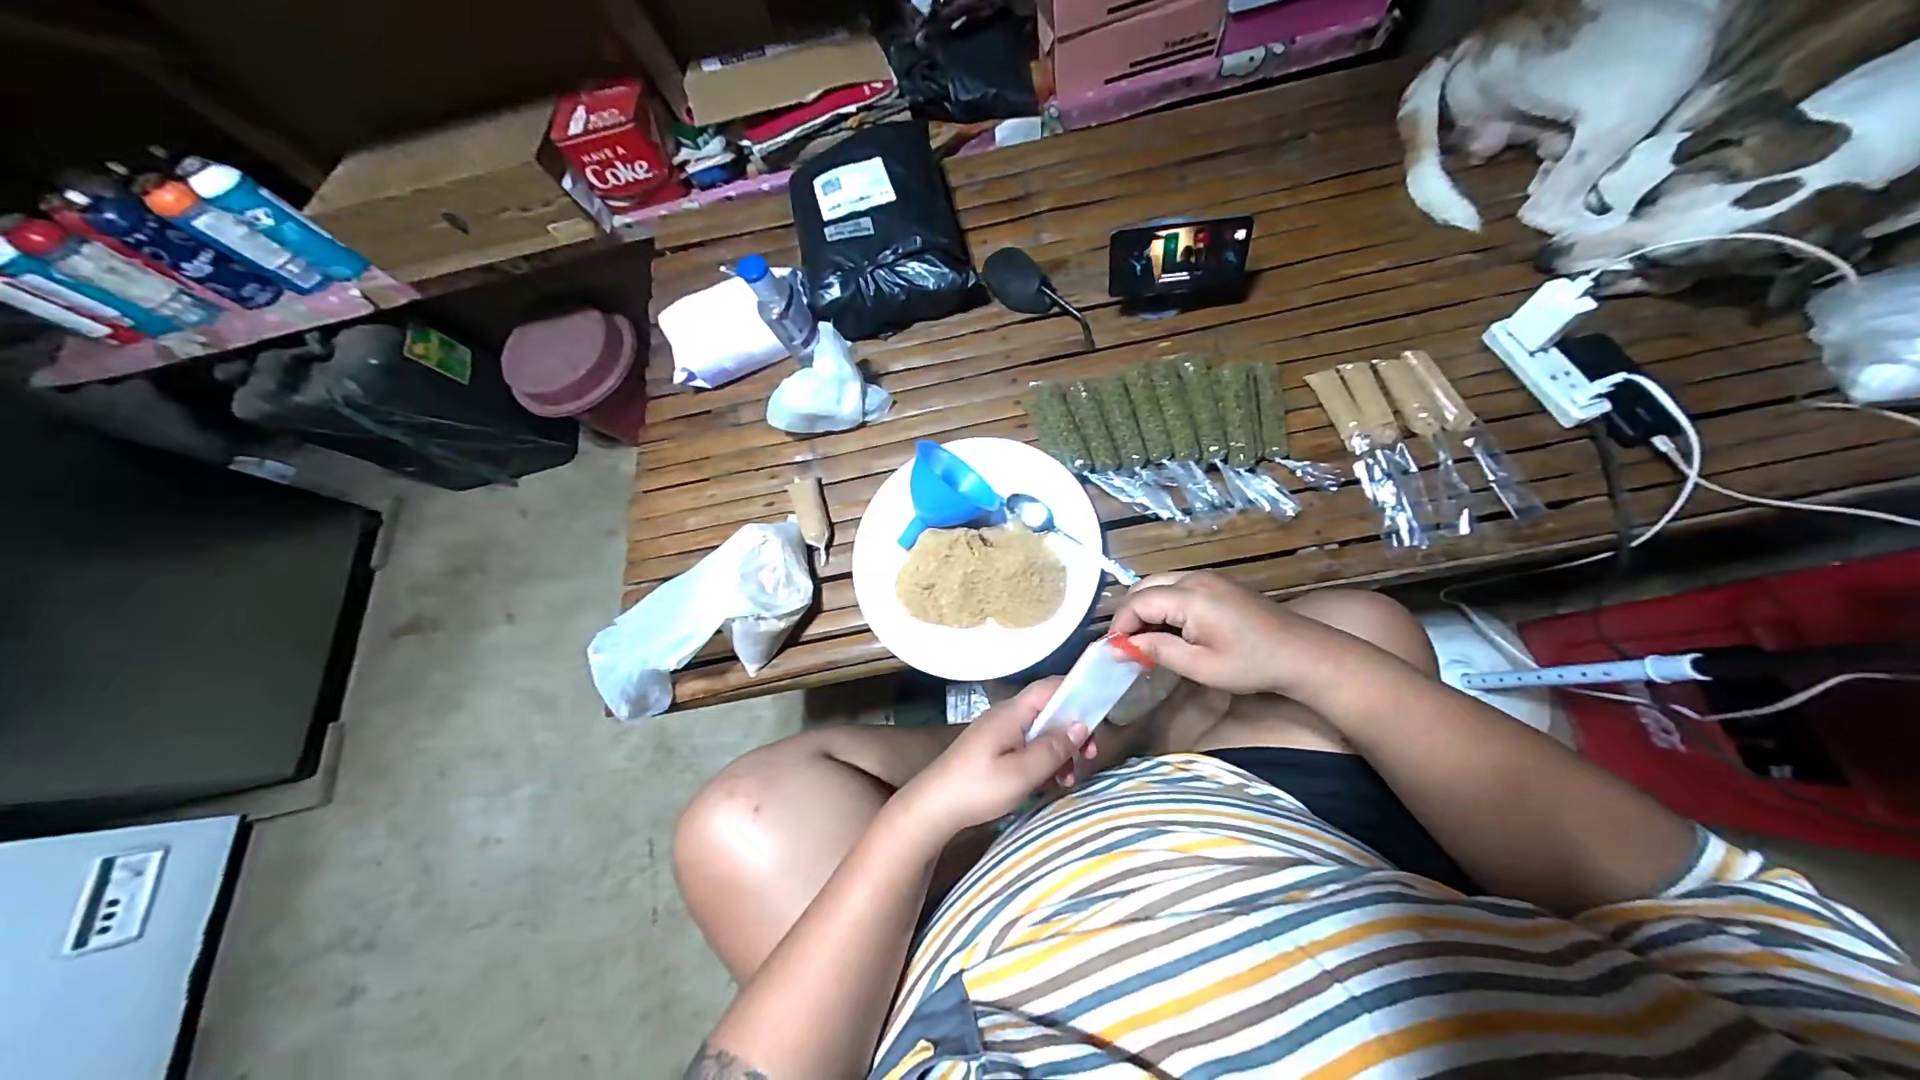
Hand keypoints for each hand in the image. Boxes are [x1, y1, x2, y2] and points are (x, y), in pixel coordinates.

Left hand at [893, 678, 1094, 838]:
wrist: (933, 807)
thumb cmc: (978, 787)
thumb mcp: (1022, 772)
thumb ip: (1054, 748)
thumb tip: (1080, 724)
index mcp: (1012, 713)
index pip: (1051, 686)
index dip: (1078, 692)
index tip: (1099, 716)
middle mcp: (1006, 716)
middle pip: (1049, 711)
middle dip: (1072, 732)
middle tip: (1086, 757)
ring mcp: (998, 733)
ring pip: (1040, 733)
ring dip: (1059, 752)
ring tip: (1067, 780)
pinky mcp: (993, 751)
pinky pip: (1027, 748)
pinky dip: (1042, 762)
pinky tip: (1047, 785)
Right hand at [1110, 571, 1347, 697]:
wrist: (1302, 653)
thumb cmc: (1252, 665)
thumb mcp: (1200, 666)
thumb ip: (1157, 651)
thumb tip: (1121, 648)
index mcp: (1190, 597)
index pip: (1138, 602)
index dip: (1120, 625)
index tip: (1113, 650)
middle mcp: (1195, 578)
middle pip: (1144, 587)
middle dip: (1129, 615)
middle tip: (1126, 646)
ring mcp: (1207, 577)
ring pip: (1158, 584)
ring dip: (1145, 609)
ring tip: (1143, 641)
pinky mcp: (1216, 583)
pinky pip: (1175, 586)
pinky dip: (1161, 604)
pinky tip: (1166, 630)